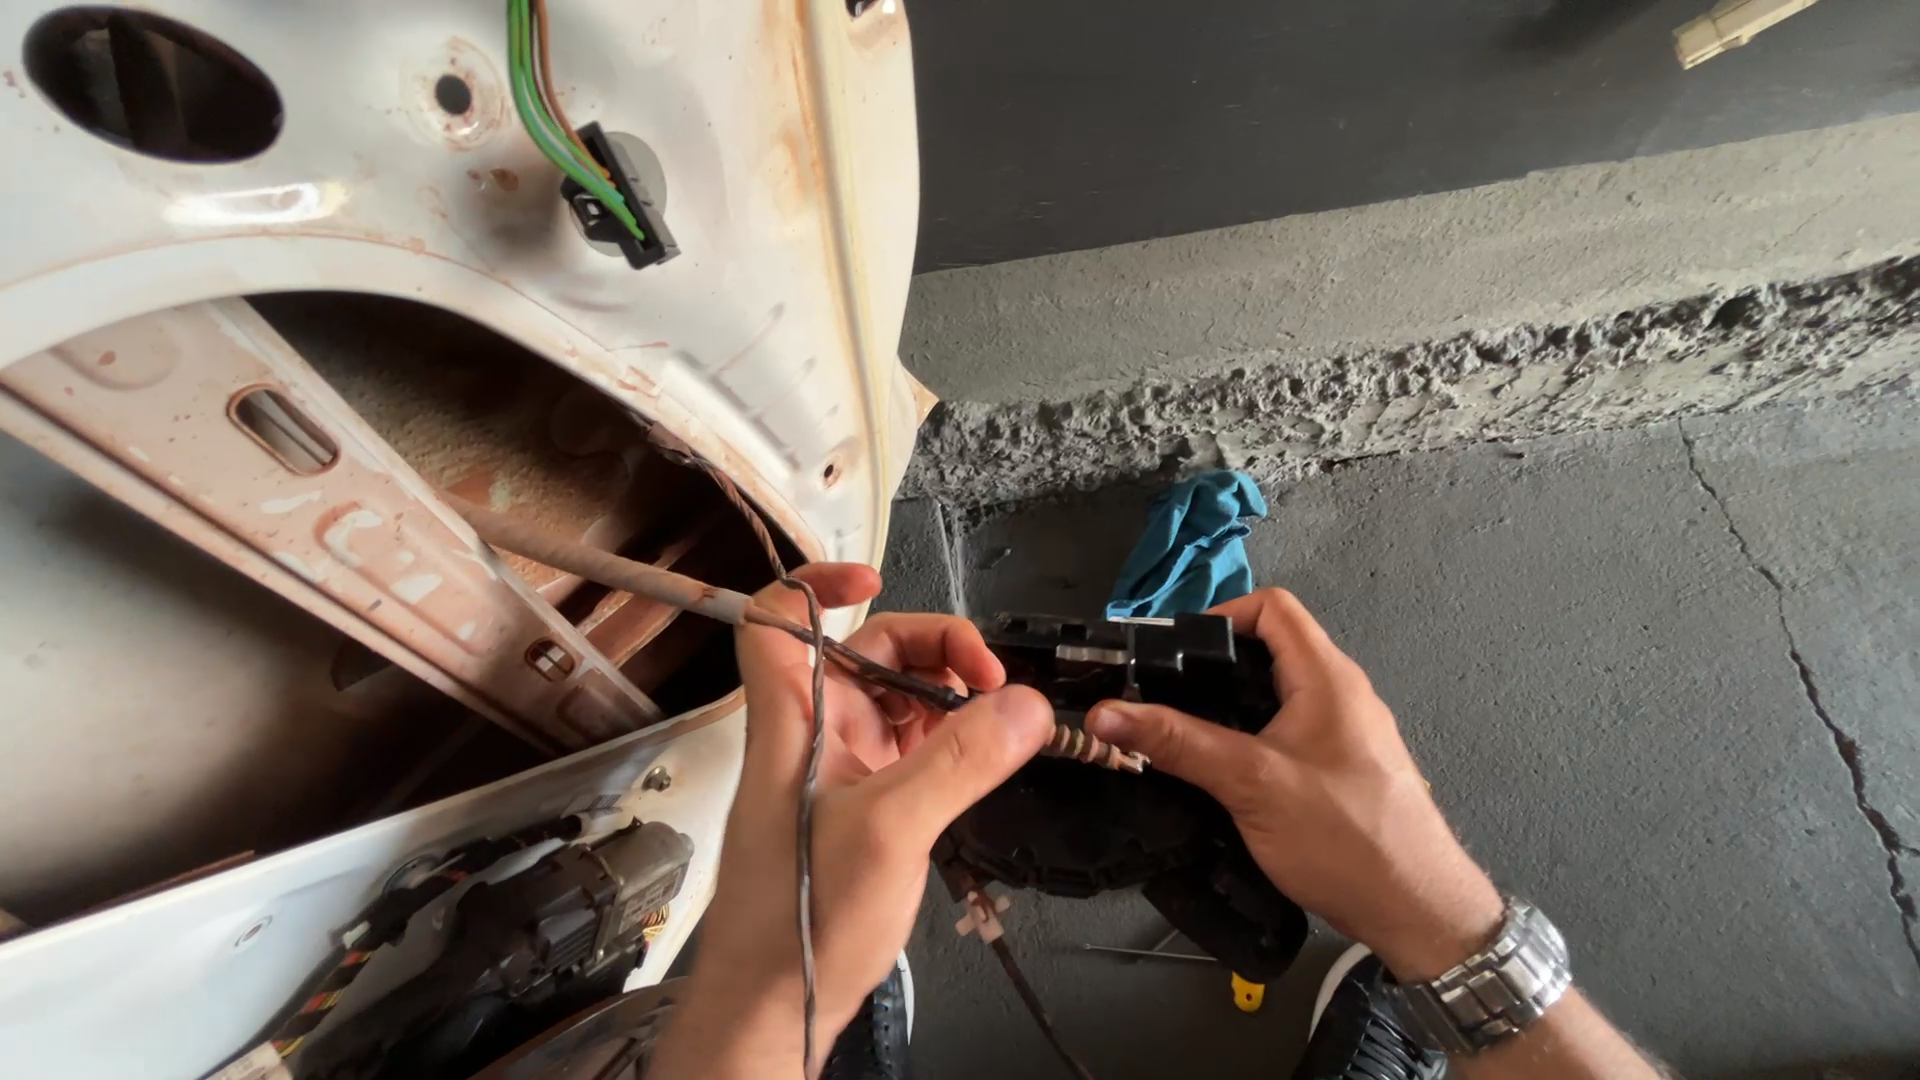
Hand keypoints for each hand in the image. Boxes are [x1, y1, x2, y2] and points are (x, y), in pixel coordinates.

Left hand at [649, 564, 1054, 1078]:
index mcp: (794, 717)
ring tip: (1002, 719)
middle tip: (994, 681)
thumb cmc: (804, 916)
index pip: (774, 620)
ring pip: (903, 695)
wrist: (778, 1008)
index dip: (813, 584)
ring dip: (954, 693)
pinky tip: (987, 751)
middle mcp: (819, 727)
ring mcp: (848, 761)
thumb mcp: (888, 830)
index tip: (873, 580)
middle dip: (936, 648)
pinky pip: (919, 741)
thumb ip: (959, 762)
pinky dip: (956, 735)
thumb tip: (1027, 703)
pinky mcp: (873, 794)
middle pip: (871, 649)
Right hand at [1085, 588, 1502, 980]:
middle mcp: (1341, 693)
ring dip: (1228, 700)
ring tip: (1182, 727)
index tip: (1175, 651)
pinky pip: (1286, 726)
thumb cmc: (1344, 838)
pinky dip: (1248, 731)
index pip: (1272, 607)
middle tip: (1166, 692)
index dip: (1220, 614)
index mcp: (1328, 677)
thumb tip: (1104, 713)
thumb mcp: (1250, 783)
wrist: (1422, 918)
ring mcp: (1345, 731)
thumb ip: (1177, 743)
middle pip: (1270, 646)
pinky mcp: (1341, 766)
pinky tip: (1221, 765)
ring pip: (1276, 690)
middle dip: (1213, 662)